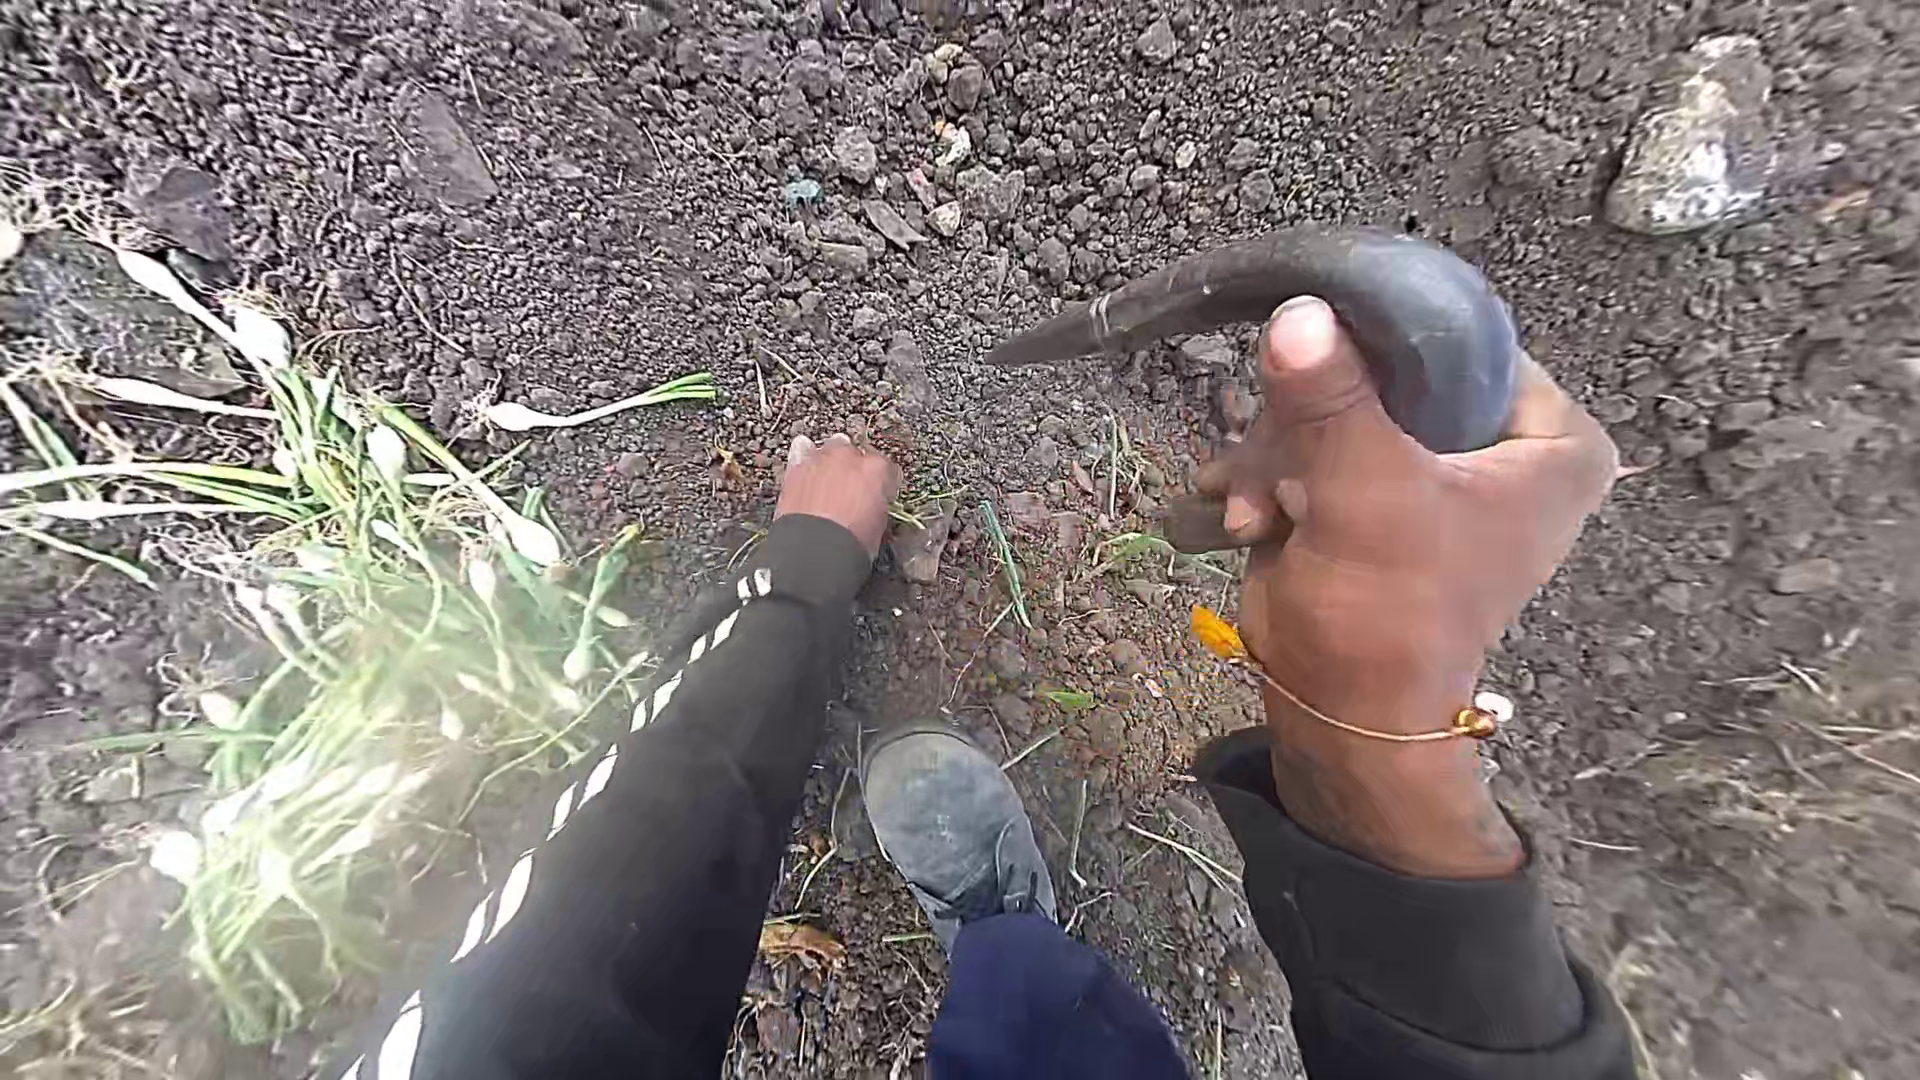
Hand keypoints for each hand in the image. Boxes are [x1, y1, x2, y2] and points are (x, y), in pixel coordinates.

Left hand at [775, 434, 900, 558]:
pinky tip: (807, 474)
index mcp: (877, 469)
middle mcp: (850, 456)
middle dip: (855, 469)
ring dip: (831, 464)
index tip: (879, 495)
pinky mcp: (796, 468)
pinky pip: (802, 455)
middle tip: (852, 491)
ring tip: (829, 484)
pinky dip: (805, 462)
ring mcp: (821, 459)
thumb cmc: (853, 540)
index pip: (886, 469)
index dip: (882, 484)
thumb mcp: (879, 524)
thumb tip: (871, 503)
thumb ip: (877, 503)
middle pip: (856, 454)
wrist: (816, 548)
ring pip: (829, 452)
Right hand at [1227, 297, 1615, 877]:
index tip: (1313, 364)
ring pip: (1321, 419)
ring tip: (1252, 514)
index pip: (1460, 346)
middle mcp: (1480, 451)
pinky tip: (1239, 514)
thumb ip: (1332, 403)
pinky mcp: (1351, 498)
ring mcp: (1408, 474)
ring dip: (1271, 465)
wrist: (1332, 701)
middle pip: (1372, 384)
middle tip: (1279, 483)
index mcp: (1541, 441)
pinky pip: (1298, 456)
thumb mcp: (1363, 498)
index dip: (1378, 347)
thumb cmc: (1381, 610)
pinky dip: (1261, 482)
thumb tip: (1297, 313)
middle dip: (1303, 435)